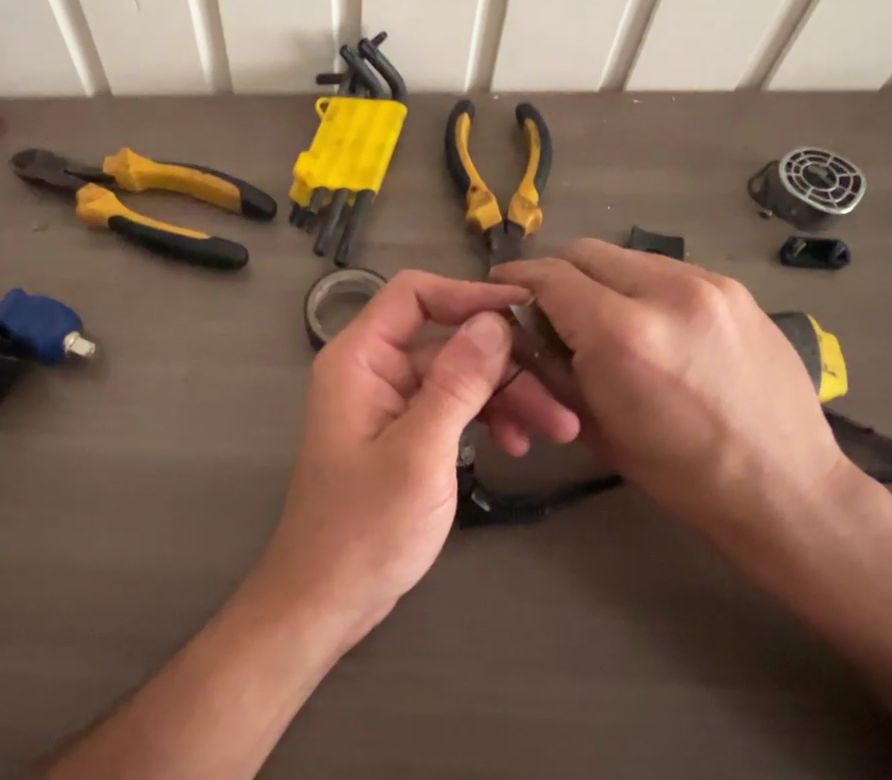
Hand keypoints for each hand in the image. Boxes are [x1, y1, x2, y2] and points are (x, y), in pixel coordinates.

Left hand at [250, 271, 577, 647]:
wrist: (328, 596)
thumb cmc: (366, 526)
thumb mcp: (421, 451)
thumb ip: (457, 383)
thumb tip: (494, 321)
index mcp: (360, 359)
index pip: (414, 295)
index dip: (470, 294)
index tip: (527, 312)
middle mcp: (372, 370)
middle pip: (446, 339)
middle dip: (505, 364)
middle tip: (562, 396)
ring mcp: (388, 403)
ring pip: (457, 376)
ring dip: (506, 396)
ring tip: (558, 430)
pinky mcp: (404, 434)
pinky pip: (451, 408)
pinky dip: (486, 419)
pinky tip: (518, 445)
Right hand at [491, 240, 857, 551]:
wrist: (783, 487)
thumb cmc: (676, 473)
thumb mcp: (589, 421)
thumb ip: (549, 363)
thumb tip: (519, 326)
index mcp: (621, 335)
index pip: (547, 276)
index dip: (514, 282)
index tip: (499, 294)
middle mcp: (666, 293)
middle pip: (583, 252)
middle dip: (556, 275)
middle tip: (548, 309)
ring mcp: (709, 285)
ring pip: (626, 256)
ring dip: (600, 279)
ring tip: (602, 319)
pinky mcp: (736, 289)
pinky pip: (667, 270)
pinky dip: (642, 288)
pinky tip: (650, 326)